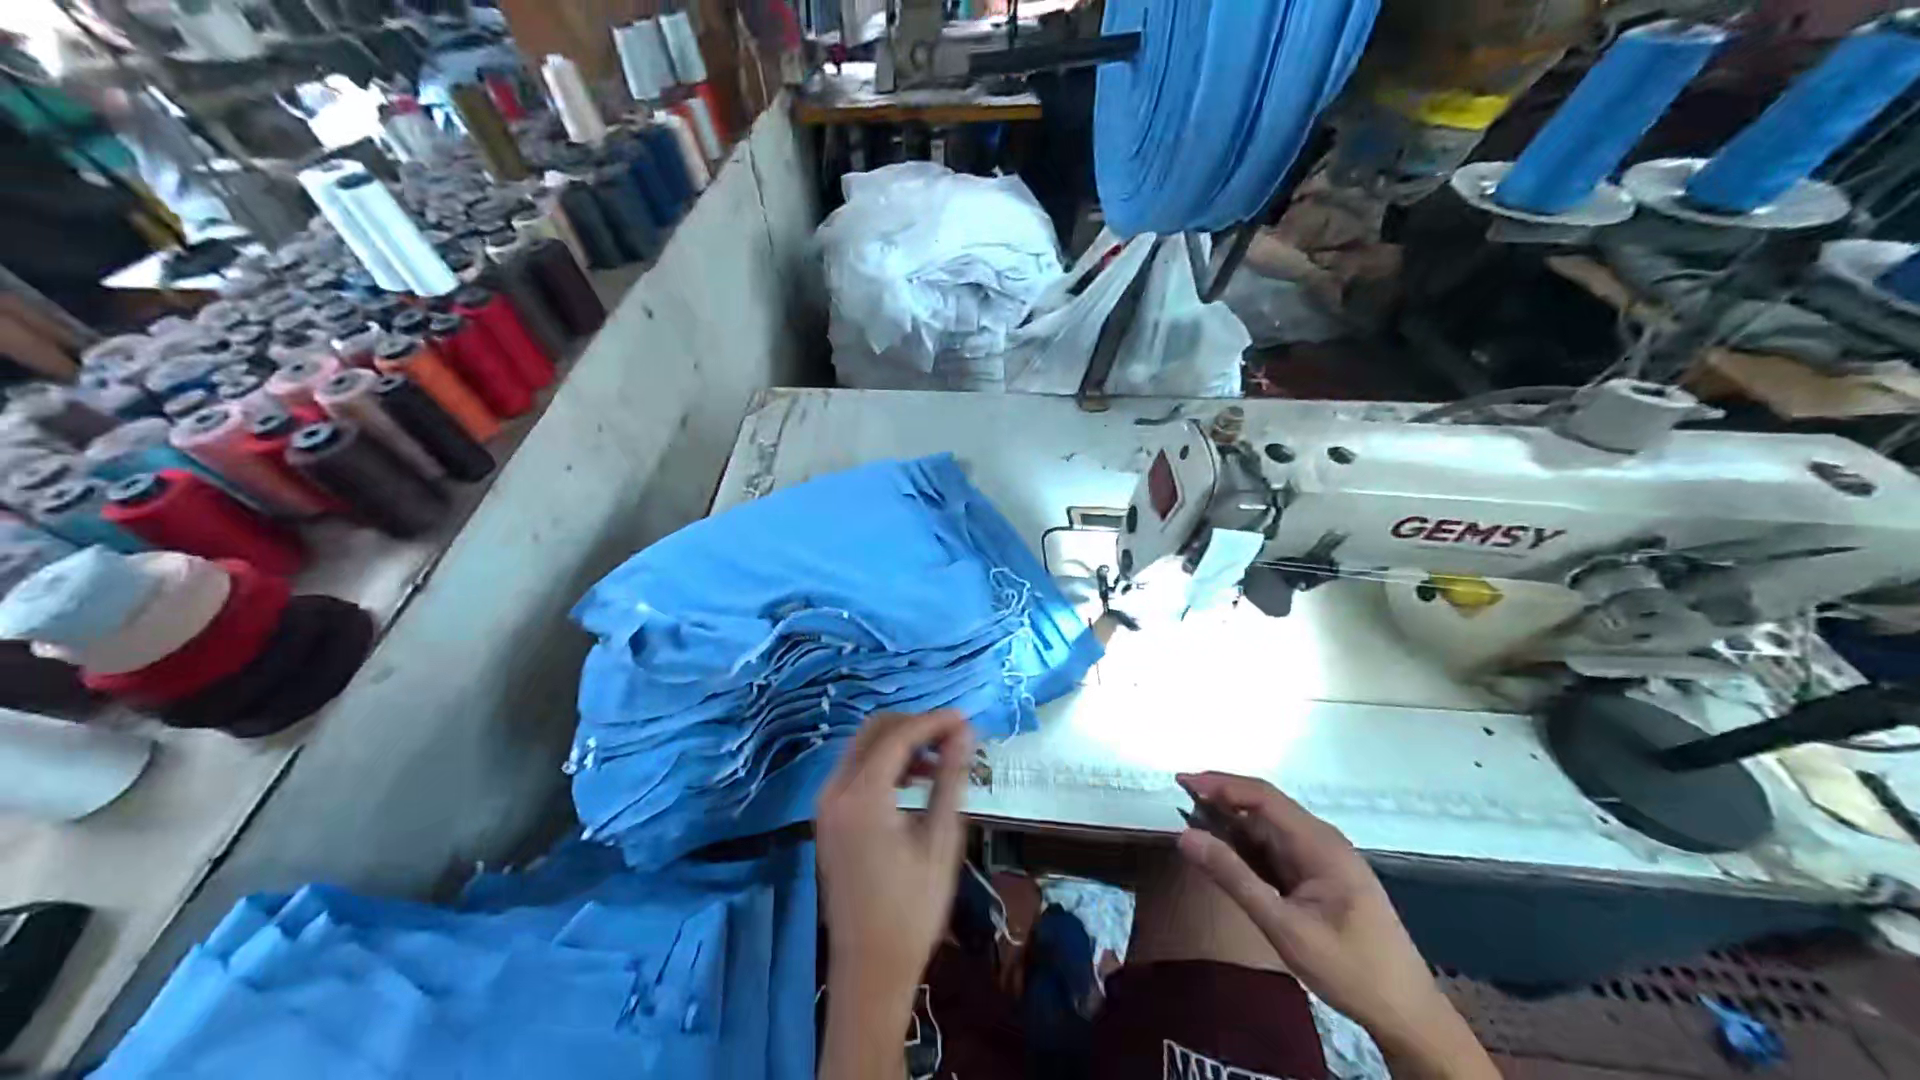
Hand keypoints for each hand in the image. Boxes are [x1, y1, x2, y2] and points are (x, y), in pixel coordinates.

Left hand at [816, 710, 974, 1079]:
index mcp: (861, 795)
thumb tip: (964, 733)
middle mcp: (834, 790)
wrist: (871, 966)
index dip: (934, 721)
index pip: (898, 735)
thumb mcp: (941, 838)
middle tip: (954, 736)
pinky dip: (884, 764)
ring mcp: (825, 804)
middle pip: (874, 731)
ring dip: (900, 743)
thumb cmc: (913, 908)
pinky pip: (855, 770)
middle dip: (915, 726)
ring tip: (940, 761)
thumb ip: (949, 778)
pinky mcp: (827, 817)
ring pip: (863, 747)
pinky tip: (914, 781)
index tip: (967, 719)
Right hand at [1175, 772, 1497, 1079]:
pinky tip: (1224, 853)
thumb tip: (1185, 836)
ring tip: (1192, 824)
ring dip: (1231, 824)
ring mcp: (1322, 858)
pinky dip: (1246, 847)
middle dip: (1221, 798)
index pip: (1262, 796)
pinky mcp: (1319, 877)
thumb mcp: (1284, 926)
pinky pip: (1276, 849)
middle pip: (1264, 806)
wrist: (1408, 1014)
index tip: (1181, 781)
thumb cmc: (1350, 969)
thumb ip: (1234, 878)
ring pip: (1268, 828)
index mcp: (1319, 843)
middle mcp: (1321, 840)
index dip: (1219, 783)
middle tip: (1179, 800)